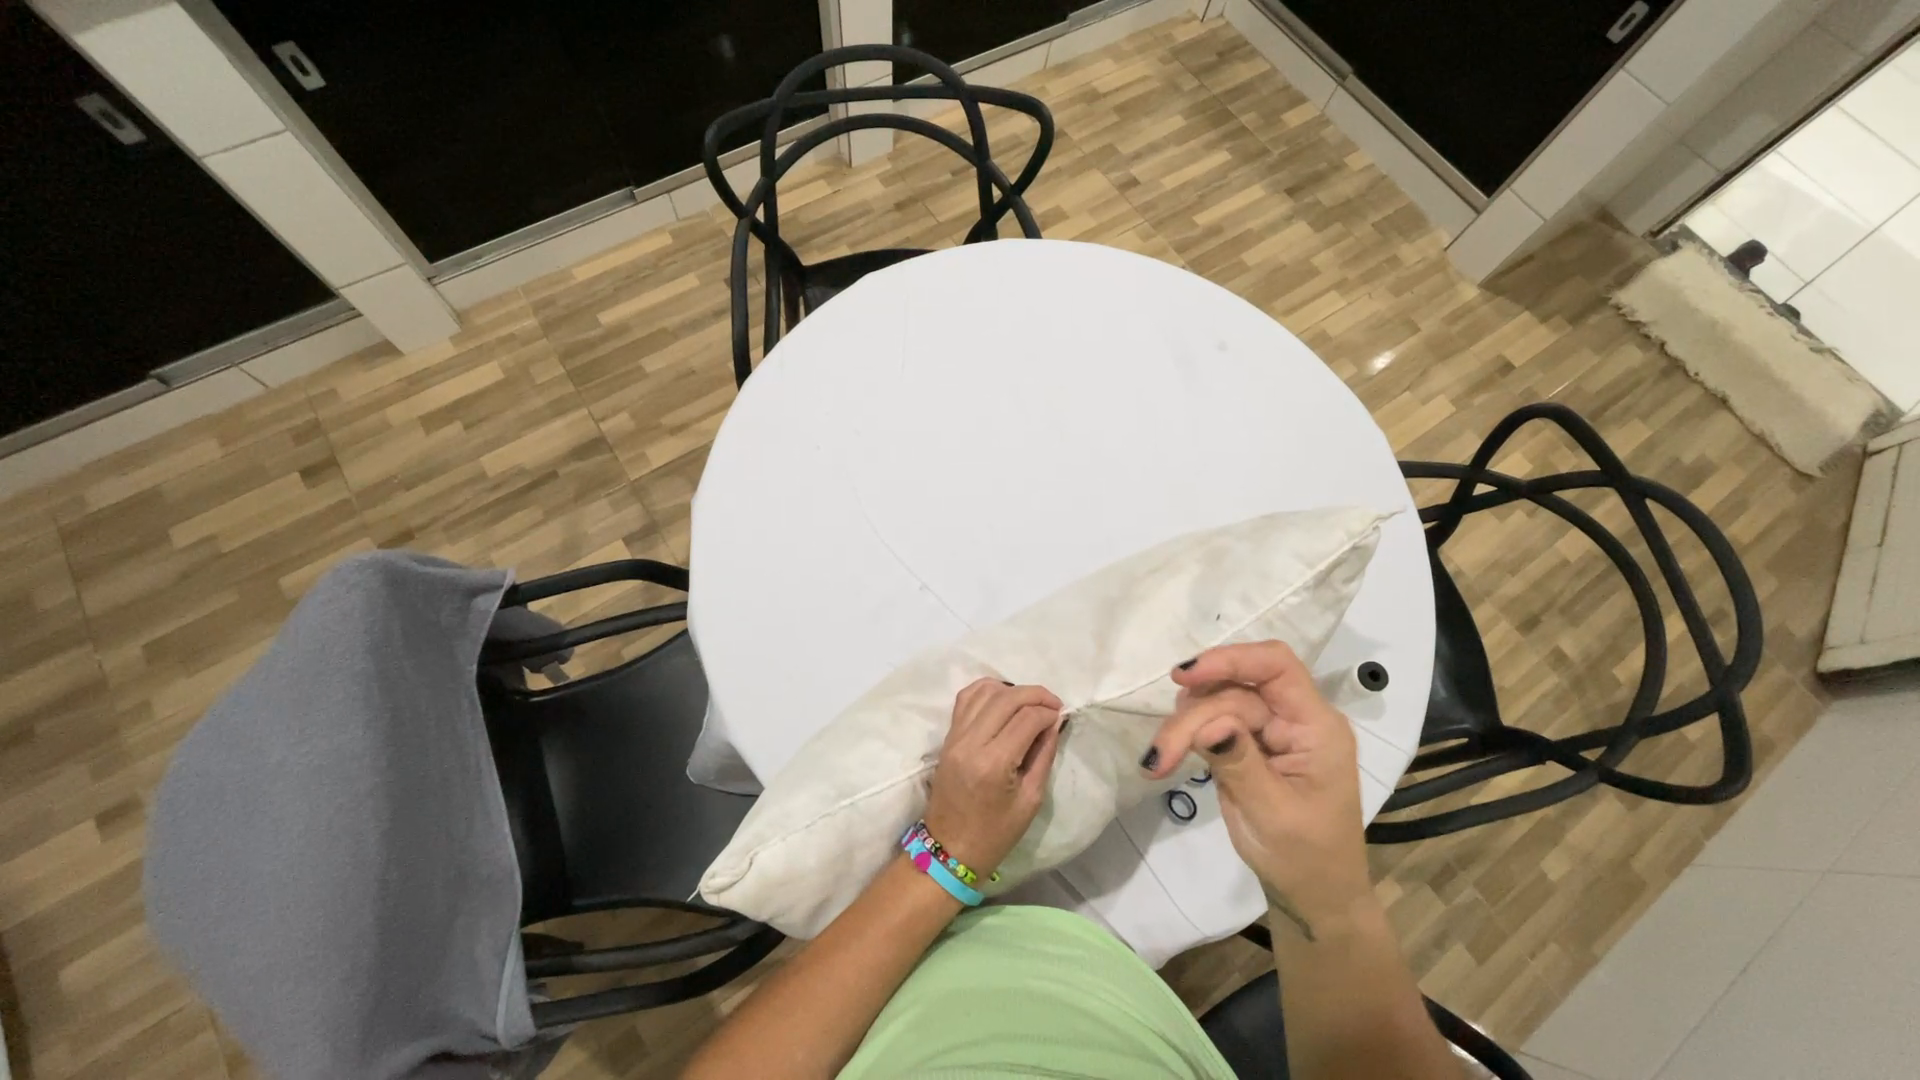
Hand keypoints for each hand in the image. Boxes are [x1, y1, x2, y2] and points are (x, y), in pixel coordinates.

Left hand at [922, 678, 1065, 876]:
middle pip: (1006, 699)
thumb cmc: (995, 834)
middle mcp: (970, 743)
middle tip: (1053, 704)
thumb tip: (1053, 722)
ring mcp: (954, 737)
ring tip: (1030, 702)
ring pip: (983, 692)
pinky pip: (965, 699)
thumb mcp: (1030, 800)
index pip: (1026, 719)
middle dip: (1035, 695)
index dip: (1048, 712)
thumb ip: (1043, 755)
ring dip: (1011, 690)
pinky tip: (1004, 698)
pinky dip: (986, 691)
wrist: (949, 850)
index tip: (1061, 716)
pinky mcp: (947, 737)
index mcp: (993, 763)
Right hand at [1140, 642, 1372, 940]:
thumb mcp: (1275, 814)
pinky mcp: (1246, 744)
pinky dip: (1184, 736)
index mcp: (1316, 727)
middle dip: (1193, 717)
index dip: (1231, 659)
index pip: (1276, 667)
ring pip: (1215, 703)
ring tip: (1161, 760)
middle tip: (1159, 757)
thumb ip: (1241, 764)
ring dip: (1182, 725)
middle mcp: (1293, 718)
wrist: (1315, 895)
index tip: (1184, 677)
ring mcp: (1268, 730)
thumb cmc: (1307, 857)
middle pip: (1234, 689)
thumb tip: (1209, 725)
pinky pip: (1210, 723)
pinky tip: (1167, 757)